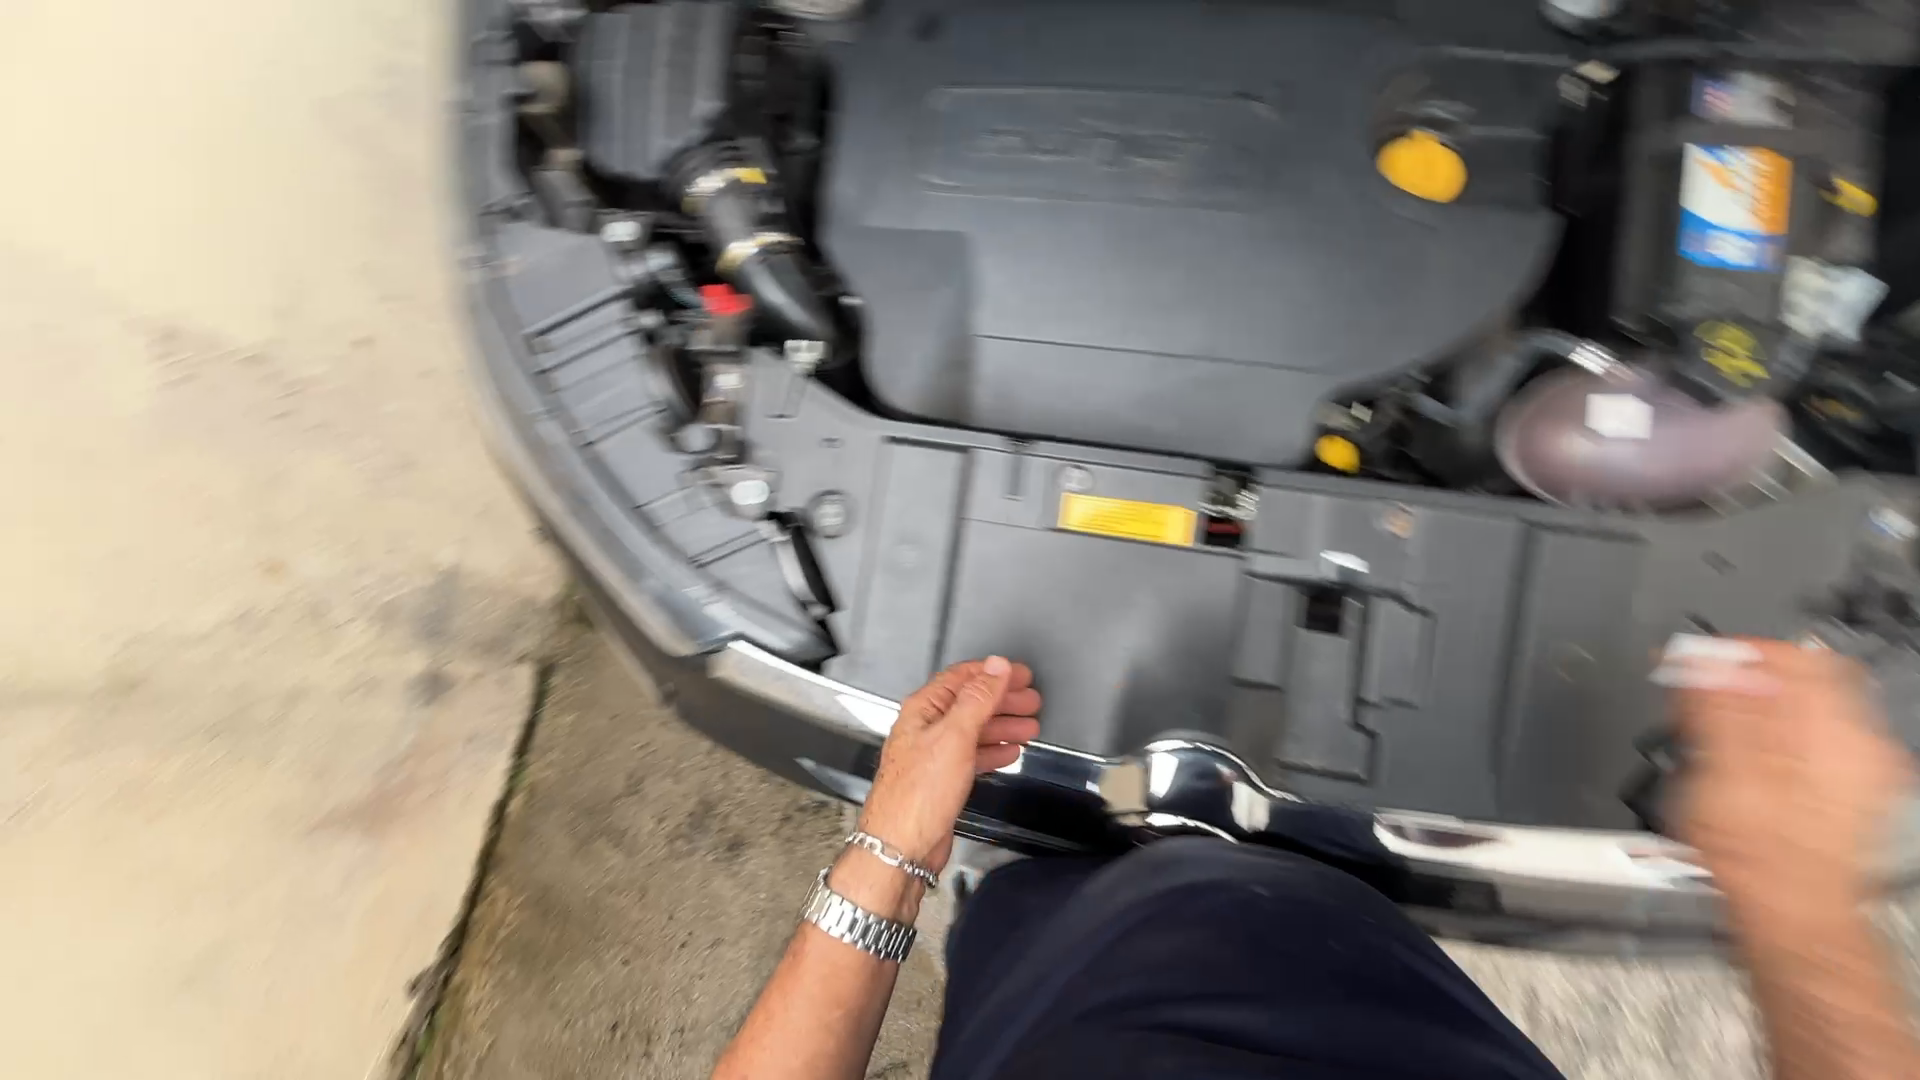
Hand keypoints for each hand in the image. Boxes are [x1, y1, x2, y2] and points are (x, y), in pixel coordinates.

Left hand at [857, 656, 1040, 874]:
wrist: (901, 847)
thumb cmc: (917, 794)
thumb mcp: (954, 736)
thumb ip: (978, 699)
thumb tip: (996, 667)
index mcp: (924, 709)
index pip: (962, 677)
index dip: (993, 673)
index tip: (1019, 674)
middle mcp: (926, 728)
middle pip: (971, 702)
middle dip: (1003, 699)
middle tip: (1031, 699)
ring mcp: (933, 754)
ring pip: (974, 729)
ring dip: (1003, 725)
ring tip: (1029, 725)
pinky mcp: (941, 779)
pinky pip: (972, 755)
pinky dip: (993, 750)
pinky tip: (1008, 752)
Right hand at [1672, 639, 1913, 919]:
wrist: (1785, 909)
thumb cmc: (1755, 850)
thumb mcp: (1722, 772)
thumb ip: (1719, 712)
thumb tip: (1710, 660)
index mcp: (1832, 739)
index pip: (1797, 659)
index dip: (1738, 651)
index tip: (1691, 658)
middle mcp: (1855, 748)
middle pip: (1801, 680)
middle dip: (1738, 677)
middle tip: (1689, 691)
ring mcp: (1852, 769)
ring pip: (1799, 707)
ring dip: (1745, 703)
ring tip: (1700, 724)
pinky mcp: (1838, 786)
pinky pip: (1801, 734)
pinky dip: (1760, 728)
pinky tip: (1729, 751)